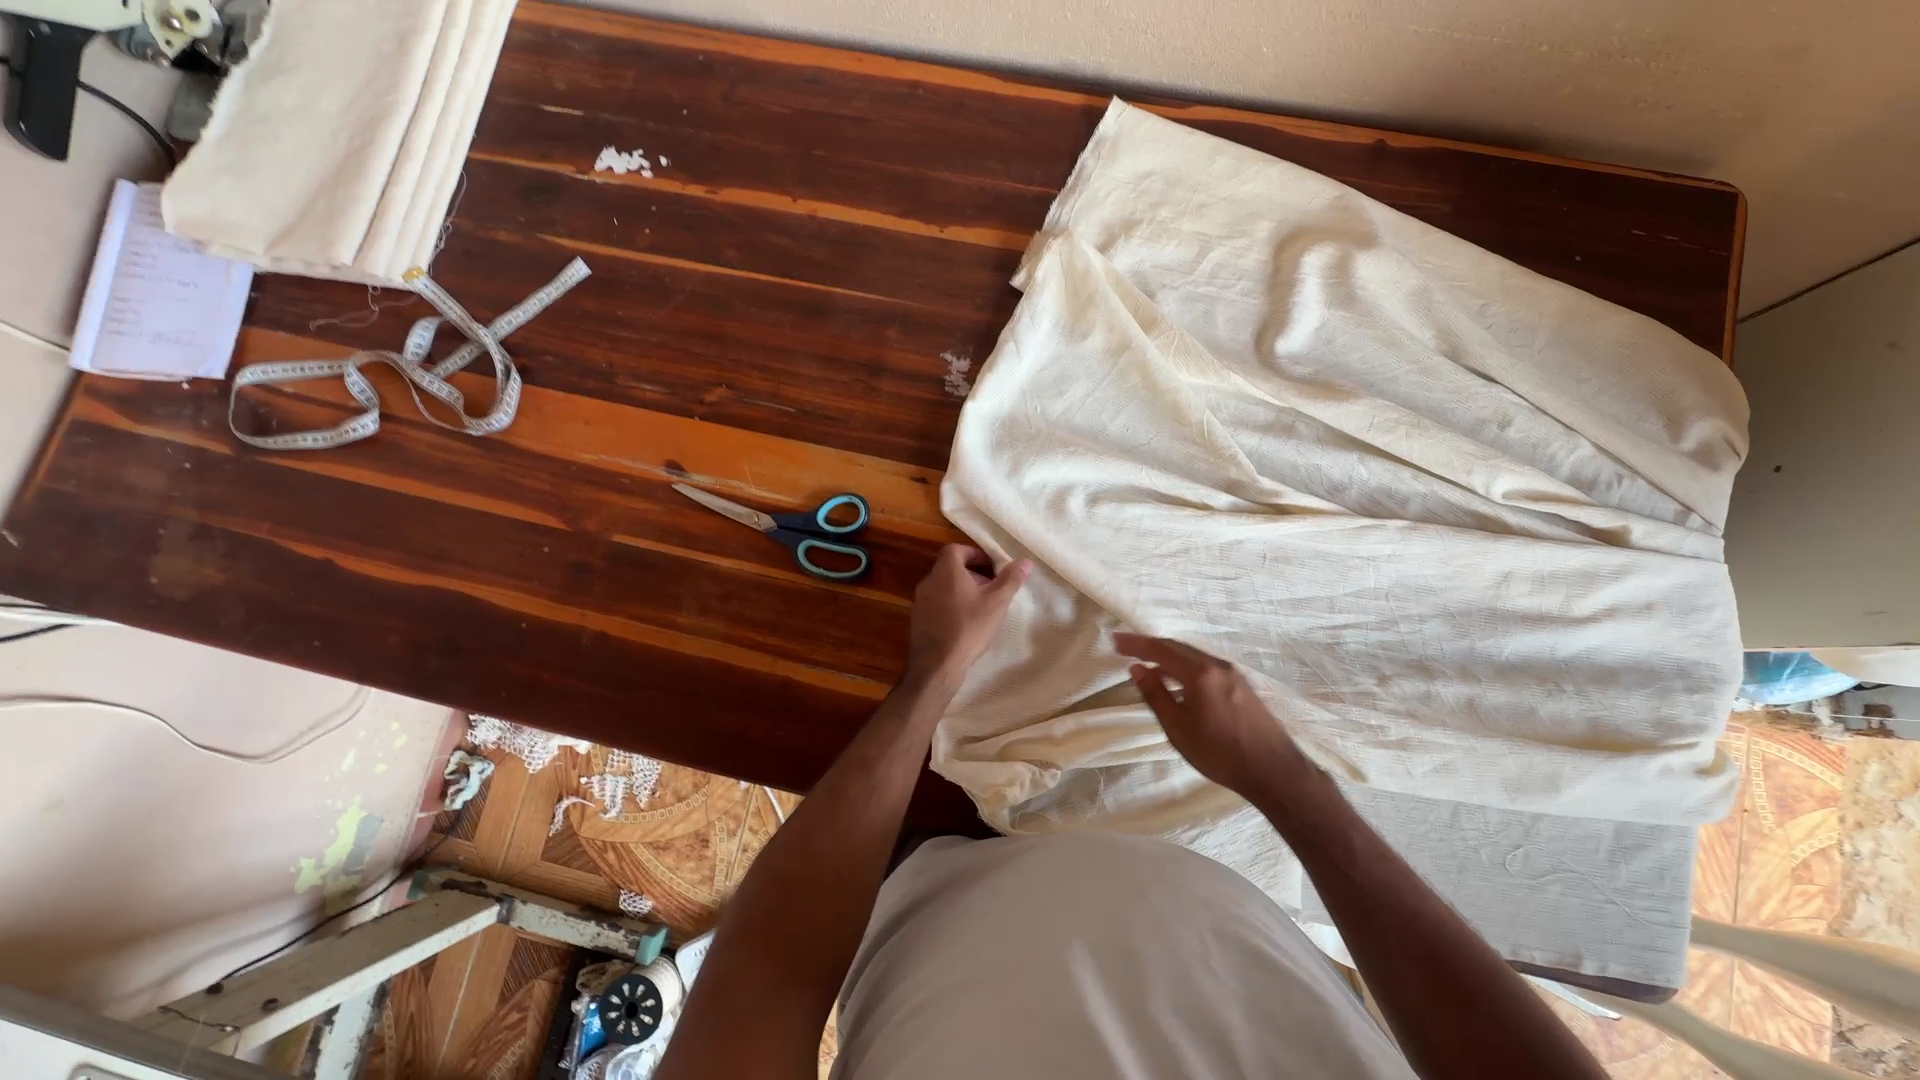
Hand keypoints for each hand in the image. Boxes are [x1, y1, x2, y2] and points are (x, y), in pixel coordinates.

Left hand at [908, 545, 1031, 681]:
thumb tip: (1026, 562)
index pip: (956, 549)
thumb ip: (1011, 579)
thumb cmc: (969, 627)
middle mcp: (929, 581)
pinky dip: (950, 605)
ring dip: (960, 591)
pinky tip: (964, 623)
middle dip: (971, 574)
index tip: (991, 568)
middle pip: (950, 568)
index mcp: (946, 571)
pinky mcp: (917, 619)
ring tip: (980, 607)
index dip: (974, 554)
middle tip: (990, 588)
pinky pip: (936, 603)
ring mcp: (919, 601)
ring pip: (943, 587)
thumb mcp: (997, 602)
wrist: (938, 664)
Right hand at [1116, 633, 1307, 795]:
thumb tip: (1137, 669)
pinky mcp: (1242, 687)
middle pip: (1179, 647)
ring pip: (1194, 657)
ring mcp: (1234, 675)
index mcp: (1200, 673)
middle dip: (1151, 646)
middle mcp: (1218, 666)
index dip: (1136, 643)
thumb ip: (1155, 695)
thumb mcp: (1177, 728)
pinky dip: (1186, 667)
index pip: (1161, 649)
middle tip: (1127, 648)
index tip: (1115, 640)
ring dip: (1169, 657)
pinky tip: (1179, 683)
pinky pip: (1206, 667)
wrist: (1273, 771)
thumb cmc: (1219, 753)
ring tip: (1149, 667)